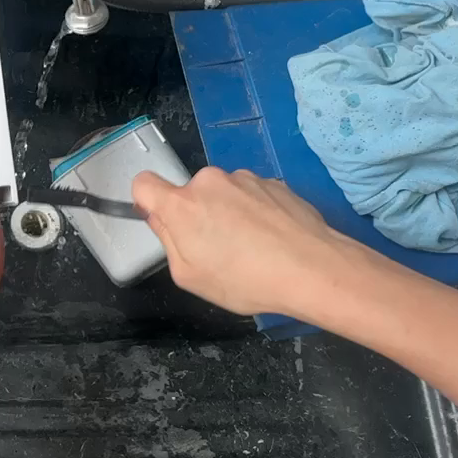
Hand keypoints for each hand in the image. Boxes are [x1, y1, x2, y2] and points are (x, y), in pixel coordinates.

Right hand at [131, 166, 380, 319]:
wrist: (313, 269)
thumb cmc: (244, 280)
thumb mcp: (189, 276)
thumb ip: (168, 241)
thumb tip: (161, 218)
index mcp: (181, 204)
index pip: (144, 183)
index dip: (149, 202)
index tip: (165, 222)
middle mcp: (209, 181)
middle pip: (190, 193)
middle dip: (198, 215)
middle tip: (219, 248)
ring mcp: (244, 178)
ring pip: (223, 193)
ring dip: (230, 212)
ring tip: (253, 246)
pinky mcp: (274, 182)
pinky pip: (253, 194)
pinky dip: (256, 211)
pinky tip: (273, 238)